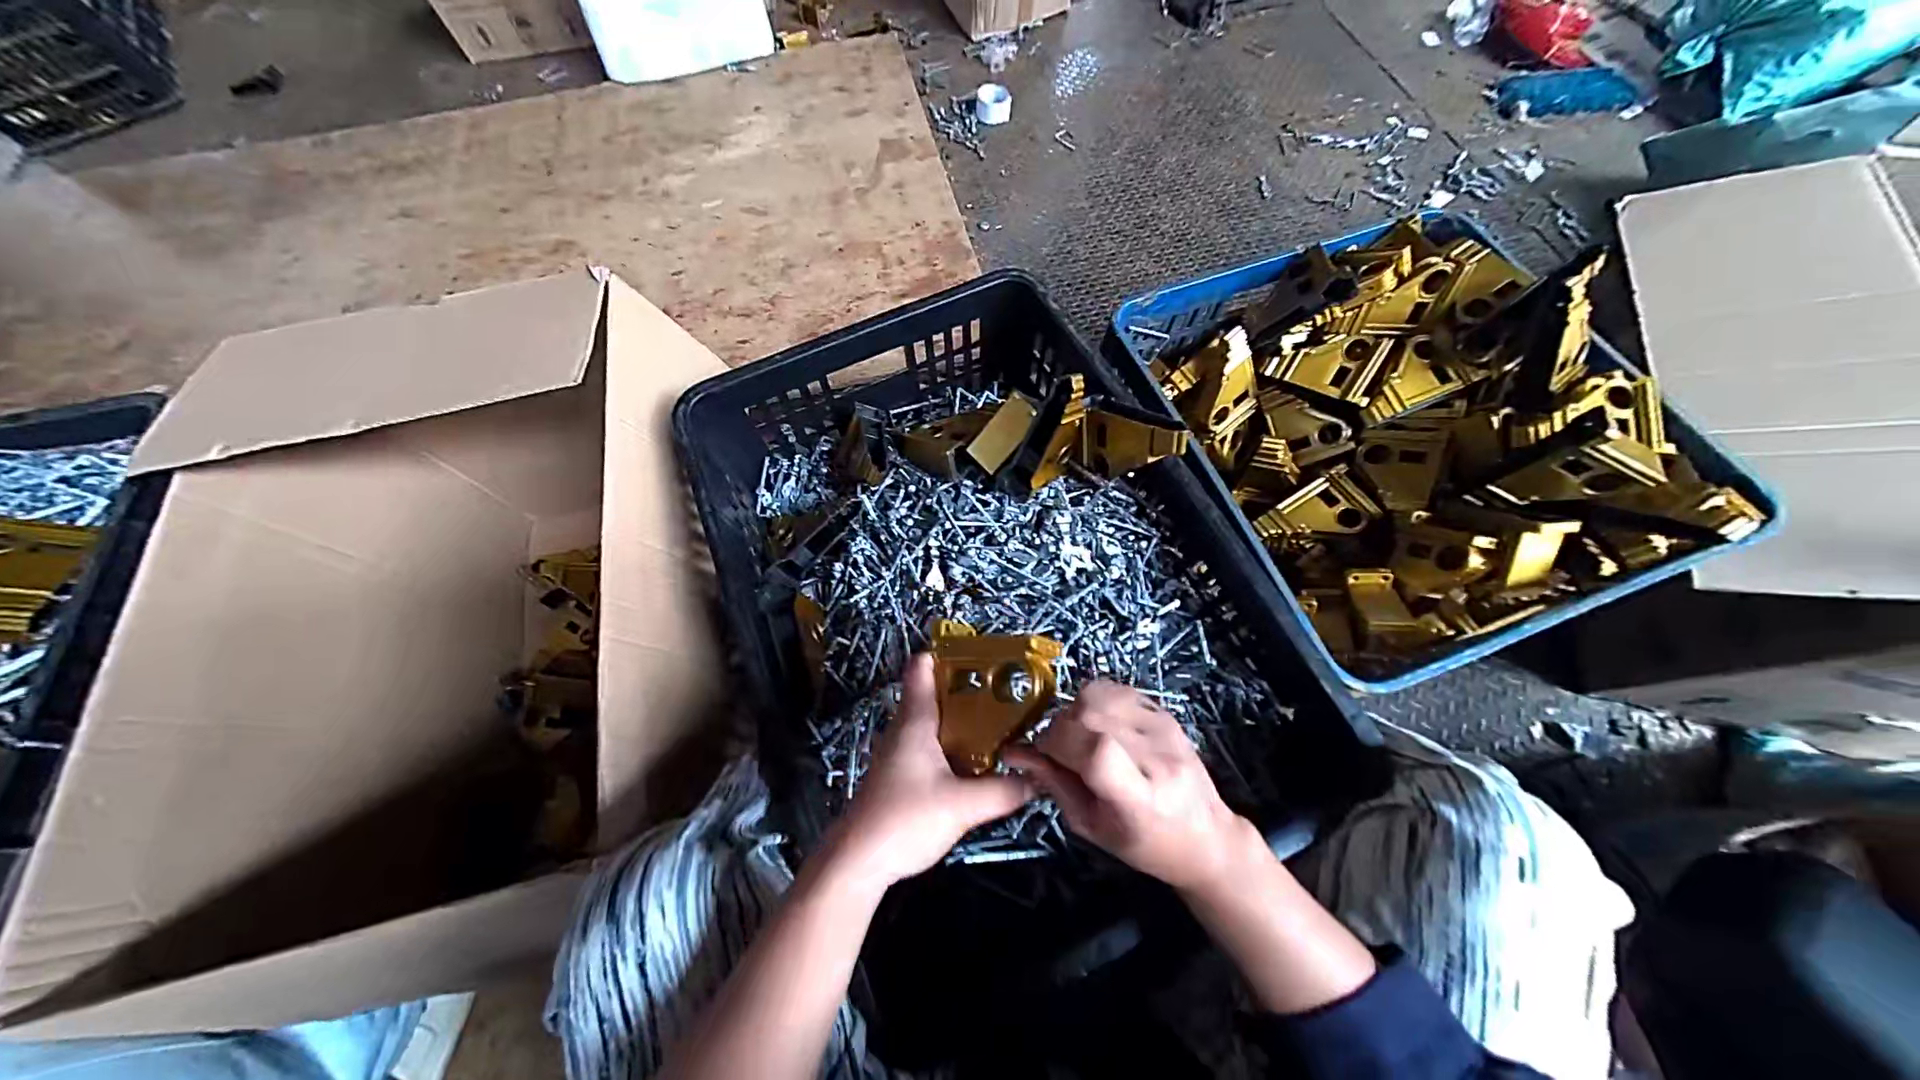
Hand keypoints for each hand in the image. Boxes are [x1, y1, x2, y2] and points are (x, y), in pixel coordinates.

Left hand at [826, 653, 1033, 888]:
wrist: (858, 861)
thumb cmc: (905, 819)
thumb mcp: (963, 806)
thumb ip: (1003, 791)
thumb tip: (1036, 780)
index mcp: (915, 722)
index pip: (922, 669)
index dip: (948, 654)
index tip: (983, 656)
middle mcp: (904, 730)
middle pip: (934, 695)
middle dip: (968, 690)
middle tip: (1007, 694)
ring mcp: (899, 754)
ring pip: (934, 724)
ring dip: (963, 721)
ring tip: (1001, 725)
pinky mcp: (900, 778)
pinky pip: (931, 748)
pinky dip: (954, 746)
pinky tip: (976, 763)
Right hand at [1004, 680, 1265, 893]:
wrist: (1206, 836)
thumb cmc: (1144, 844)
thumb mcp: (1093, 827)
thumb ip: (1055, 785)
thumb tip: (1015, 752)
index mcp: (1141, 799)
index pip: (1097, 752)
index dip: (1059, 744)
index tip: (1044, 755)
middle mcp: (1157, 757)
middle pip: (1091, 716)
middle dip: (1059, 727)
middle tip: (1058, 749)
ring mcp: (1165, 729)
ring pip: (1099, 694)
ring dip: (1075, 710)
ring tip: (1078, 735)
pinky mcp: (1166, 712)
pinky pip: (1115, 689)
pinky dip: (1095, 702)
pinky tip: (1098, 725)